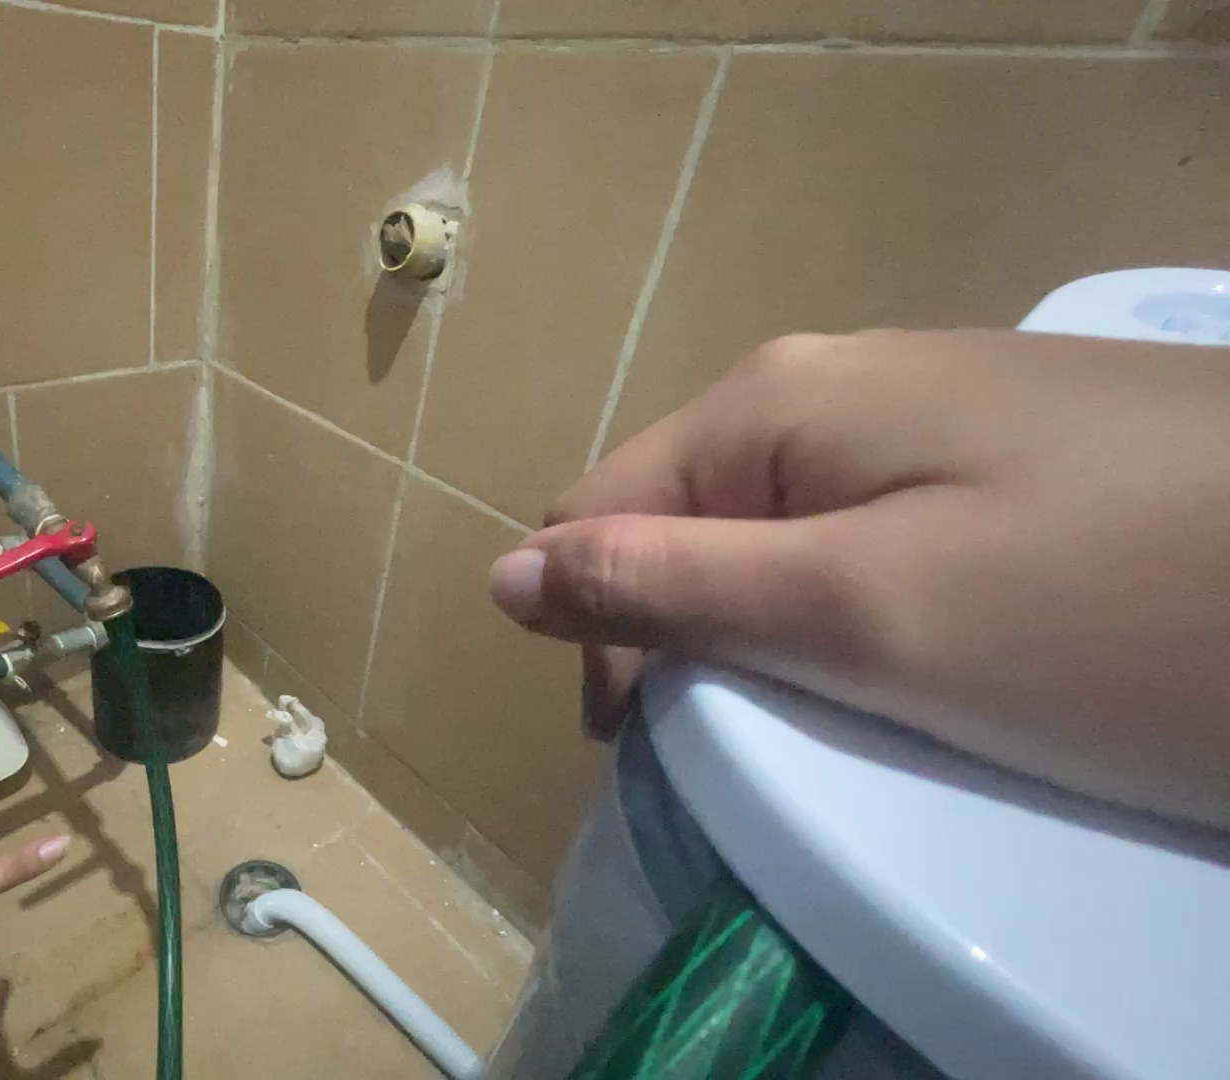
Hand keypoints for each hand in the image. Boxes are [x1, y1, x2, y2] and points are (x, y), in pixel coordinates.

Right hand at [490, 330, 1229, 828]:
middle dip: (662, 622)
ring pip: (744, 523)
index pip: (593, 516)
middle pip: (665, 515)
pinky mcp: (972, 447)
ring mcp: (897, 408)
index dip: (593, 629)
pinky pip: (830, 524)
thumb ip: (659, 584)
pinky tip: (874, 635)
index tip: (641, 742)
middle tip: (724, 728)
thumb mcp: (854, 614)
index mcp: (761, 407)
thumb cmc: (1128, 609)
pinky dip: (812, 595)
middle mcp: (810, 386)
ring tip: (796, 691)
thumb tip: (501, 580)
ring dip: (736, 613)